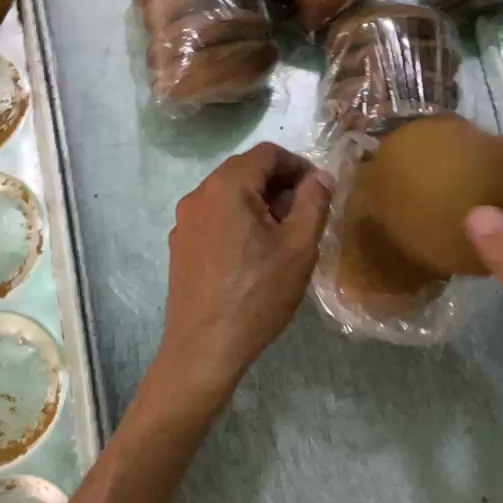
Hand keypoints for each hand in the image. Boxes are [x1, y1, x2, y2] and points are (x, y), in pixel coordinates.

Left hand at [158, 143, 332, 403]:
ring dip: (260, 203)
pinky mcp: (181, 246)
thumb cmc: (257, 294)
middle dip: (280, 184)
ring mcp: (185, 222)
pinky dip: (239, 221)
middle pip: (245, 171)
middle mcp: (199, 195)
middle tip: (306, 214)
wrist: (204, 349)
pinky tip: (254, 256)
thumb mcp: (299, 246)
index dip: (299, 165)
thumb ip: (314, 202)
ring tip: (284, 236)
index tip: (320, 190)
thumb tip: (321, 176)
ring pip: (229, 195)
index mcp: (227, 186)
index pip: (267, 154)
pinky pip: (215, 218)